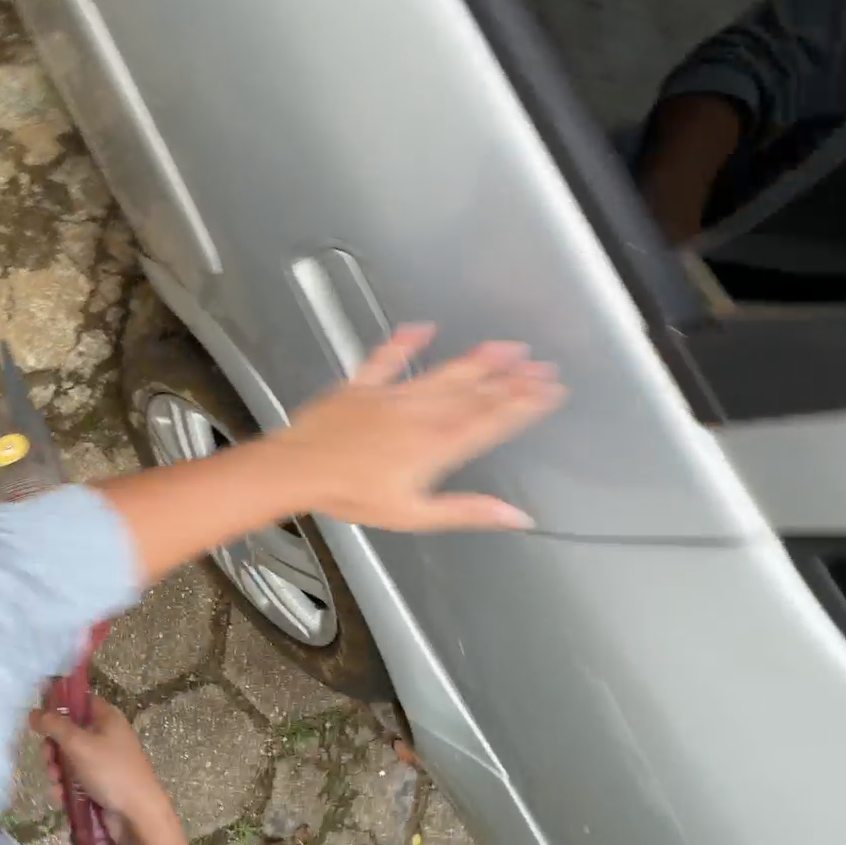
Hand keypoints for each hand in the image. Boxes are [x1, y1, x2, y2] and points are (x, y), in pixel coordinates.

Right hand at [30, 699, 170, 828]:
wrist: (139, 817)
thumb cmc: (110, 770)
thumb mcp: (78, 743)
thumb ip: (53, 724)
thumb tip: (33, 713)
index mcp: (106, 716)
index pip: (77, 700)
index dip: (57, 705)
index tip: (39, 717)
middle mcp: (105, 734)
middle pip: (69, 731)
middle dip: (53, 747)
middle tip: (47, 758)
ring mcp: (104, 760)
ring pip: (70, 756)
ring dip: (57, 769)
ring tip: (54, 782)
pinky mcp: (101, 783)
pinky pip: (76, 777)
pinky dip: (66, 785)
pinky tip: (60, 796)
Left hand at [268, 324, 563, 531]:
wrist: (296, 469)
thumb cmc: (348, 494)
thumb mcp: (412, 513)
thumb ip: (467, 510)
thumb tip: (517, 516)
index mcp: (435, 446)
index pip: (490, 421)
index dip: (523, 405)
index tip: (548, 391)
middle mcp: (417, 416)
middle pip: (472, 394)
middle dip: (509, 380)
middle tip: (541, 366)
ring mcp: (387, 397)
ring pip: (439, 375)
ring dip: (473, 361)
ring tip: (503, 346)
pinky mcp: (358, 387)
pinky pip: (383, 360)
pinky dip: (402, 343)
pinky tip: (420, 328)